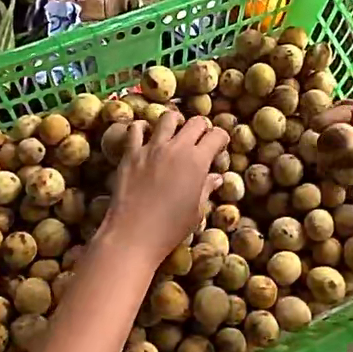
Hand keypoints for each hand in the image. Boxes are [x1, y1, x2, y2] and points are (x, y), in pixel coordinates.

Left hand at [93, 111, 227, 262]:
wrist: (133, 233)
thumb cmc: (170, 227)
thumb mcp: (196, 211)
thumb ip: (206, 189)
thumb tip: (215, 177)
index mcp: (197, 161)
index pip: (216, 135)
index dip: (221, 138)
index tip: (219, 146)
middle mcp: (176, 147)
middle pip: (195, 122)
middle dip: (202, 127)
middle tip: (200, 139)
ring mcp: (151, 147)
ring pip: (168, 118)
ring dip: (176, 121)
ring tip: (175, 130)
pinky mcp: (131, 153)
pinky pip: (136, 129)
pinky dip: (142, 127)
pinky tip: (146, 134)